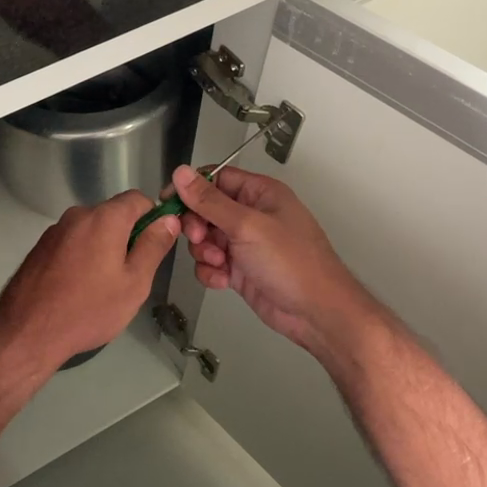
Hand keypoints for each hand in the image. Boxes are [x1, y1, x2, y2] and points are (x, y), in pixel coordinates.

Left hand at [0, 190, 180, 378]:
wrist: (28, 331)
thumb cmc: (88, 309)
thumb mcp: (134, 283)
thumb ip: (153, 246)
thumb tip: (169, 219)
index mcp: (103, 218)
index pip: (138, 199)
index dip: (153, 218)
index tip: (154, 246)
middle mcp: (77, 215)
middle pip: (113, 214)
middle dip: (127, 237)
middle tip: (130, 275)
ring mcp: (55, 230)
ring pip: (92, 230)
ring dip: (104, 248)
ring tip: (103, 287)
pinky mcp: (41, 247)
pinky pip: (73, 242)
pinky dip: (82, 256)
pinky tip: (79, 287)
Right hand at [171, 165, 379, 361]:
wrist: (316, 313)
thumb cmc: (293, 263)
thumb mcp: (246, 226)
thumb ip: (209, 200)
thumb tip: (181, 173)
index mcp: (260, 194)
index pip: (216, 179)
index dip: (191, 189)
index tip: (170, 202)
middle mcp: (252, 215)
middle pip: (205, 209)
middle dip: (197, 226)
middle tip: (201, 238)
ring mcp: (246, 243)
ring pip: (205, 238)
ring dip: (204, 252)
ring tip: (220, 263)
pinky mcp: (240, 269)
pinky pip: (211, 263)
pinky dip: (211, 272)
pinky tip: (224, 280)